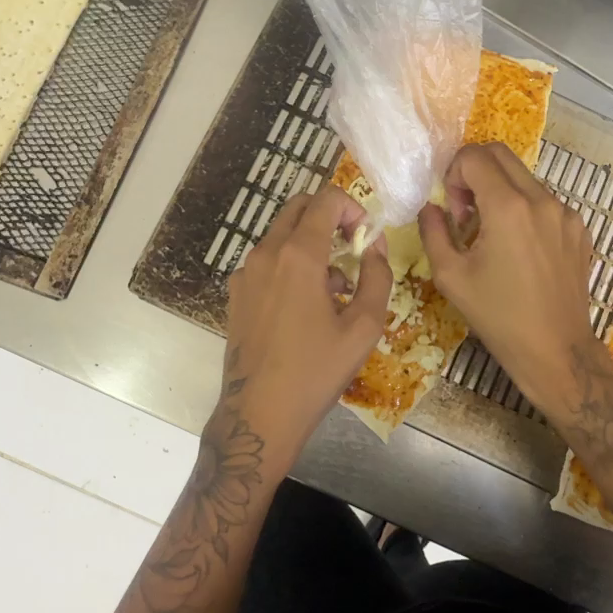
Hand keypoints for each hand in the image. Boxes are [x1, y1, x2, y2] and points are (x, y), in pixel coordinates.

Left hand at [223, 186, 393, 462]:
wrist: (259, 412)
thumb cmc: (316, 371)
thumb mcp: (363, 327)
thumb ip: (377, 277)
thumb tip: (375, 247)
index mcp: (298, 255)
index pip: (324, 199)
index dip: (352, 207)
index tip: (365, 235)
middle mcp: (266, 253)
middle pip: (298, 208)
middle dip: (329, 217)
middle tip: (351, 247)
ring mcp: (245, 272)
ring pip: (281, 234)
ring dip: (311, 242)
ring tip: (335, 286)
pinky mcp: (236, 293)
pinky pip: (267, 261)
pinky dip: (290, 264)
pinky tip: (306, 305)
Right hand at [419, 142, 599, 413]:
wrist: (556, 351)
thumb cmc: (498, 317)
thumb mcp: (450, 277)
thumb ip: (433, 232)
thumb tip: (431, 208)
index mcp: (508, 208)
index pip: (474, 156)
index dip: (453, 175)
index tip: (454, 212)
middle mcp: (542, 200)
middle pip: (501, 155)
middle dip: (475, 174)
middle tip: (467, 214)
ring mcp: (566, 213)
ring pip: (524, 178)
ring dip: (500, 192)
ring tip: (492, 236)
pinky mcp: (579, 229)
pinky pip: (544, 202)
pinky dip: (524, 210)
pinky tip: (519, 250)